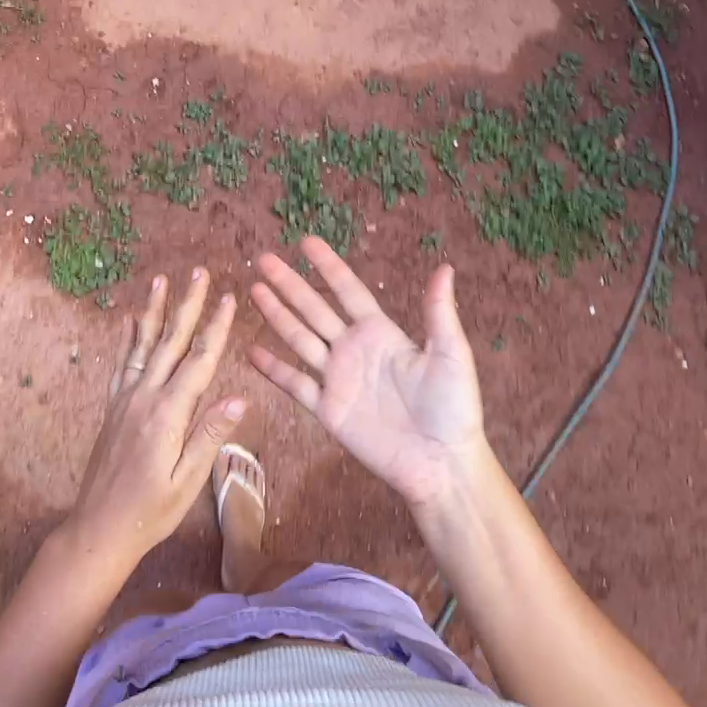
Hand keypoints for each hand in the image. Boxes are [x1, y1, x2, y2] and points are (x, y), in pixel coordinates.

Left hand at [65, 268, 245, 570]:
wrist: (99, 528)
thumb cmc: (151, 511)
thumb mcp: (187, 481)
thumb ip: (210, 436)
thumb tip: (238, 396)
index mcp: (168, 414)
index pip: (199, 361)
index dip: (215, 327)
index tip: (228, 297)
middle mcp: (144, 397)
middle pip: (170, 342)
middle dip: (187, 305)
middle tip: (199, 272)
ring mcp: (125, 399)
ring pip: (143, 345)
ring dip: (155, 311)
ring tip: (162, 280)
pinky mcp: (114, 407)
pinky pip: (121, 363)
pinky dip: (127, 338)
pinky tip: (131, 320)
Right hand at [247, 237, 489, 509]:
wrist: (440, 464)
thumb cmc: (454, 409)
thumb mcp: (451, 355)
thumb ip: (439, 313)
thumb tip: (443, 269)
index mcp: (380, 333)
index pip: (347, 290)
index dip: (327, 266)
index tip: (306, 243)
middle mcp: (354, 350)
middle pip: (314, 309)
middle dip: (289, 284)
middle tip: (265, 260)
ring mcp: (338, 379)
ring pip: (299, 339)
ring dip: (277, 316)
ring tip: (254, 291)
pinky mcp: (328, 410)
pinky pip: (295, 383)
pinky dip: (273, 368)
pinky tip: (253, 351)